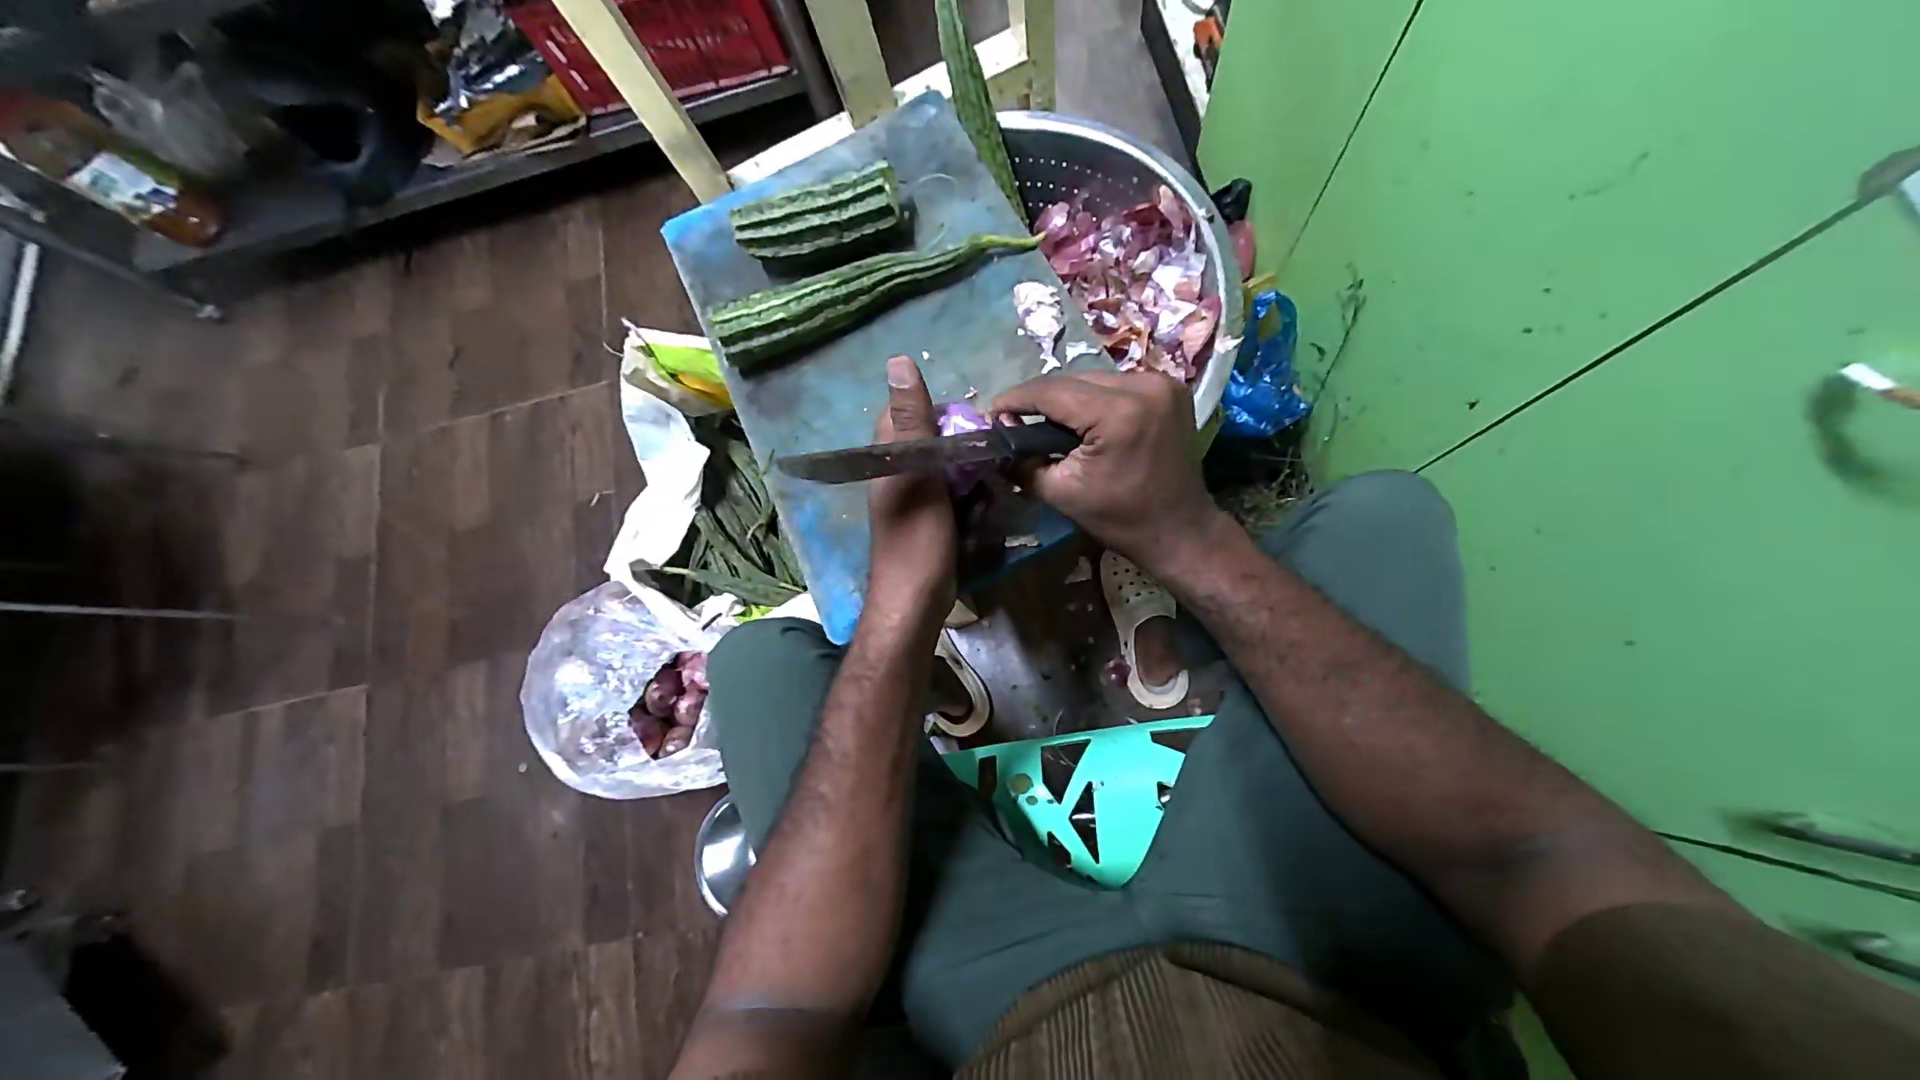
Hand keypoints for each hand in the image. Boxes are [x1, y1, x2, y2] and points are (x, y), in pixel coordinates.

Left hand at [865, 355, 956, 630]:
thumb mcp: (917, 473)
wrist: (916, 602)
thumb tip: (899, 360)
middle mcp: (896, 473)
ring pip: (947, 469)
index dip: (937, 413)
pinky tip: (980, 514)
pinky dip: (970, 500)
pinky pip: (954, 496)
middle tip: (983, 464)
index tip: (970, 425)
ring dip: (969, 477)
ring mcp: (914, 498)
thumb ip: (913, 420)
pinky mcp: (931, 519)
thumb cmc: (916, 539)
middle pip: (932, 442)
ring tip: (982, 494)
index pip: (906, 414)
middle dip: (961, 449)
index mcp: (885, 458)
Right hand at [991, 372, 1225, 571]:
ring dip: (1066, 397)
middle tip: (1012, 419)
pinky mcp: (1169, 388)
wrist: (1179, 529)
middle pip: (1073, 380)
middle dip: (1039, 399)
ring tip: (1042, 420)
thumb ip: (1024, 459)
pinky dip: (1093, 398)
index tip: (990, 412)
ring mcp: (1161, 383)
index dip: (1016, 399)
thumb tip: (1001, 432)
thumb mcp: (1061, 492)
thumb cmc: (1120, 519)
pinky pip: (1115, 384)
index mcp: (1119, 413)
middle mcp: (1144, 385)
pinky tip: (1079, 418)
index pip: (1052, 391)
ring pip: (1093, 378)